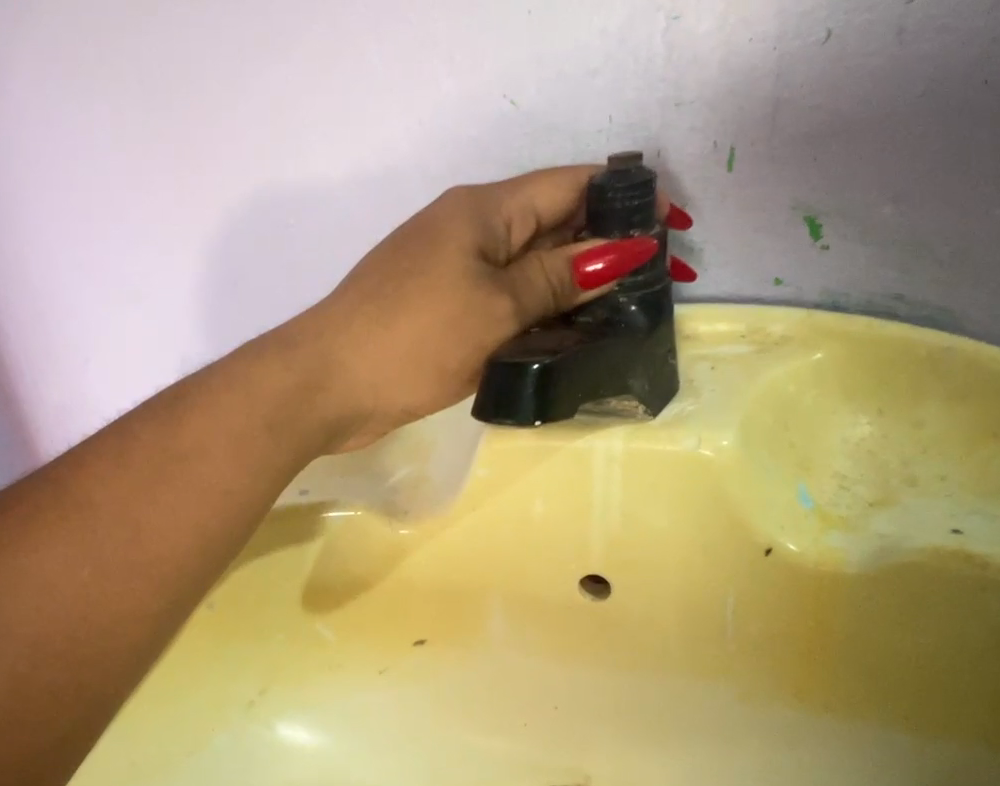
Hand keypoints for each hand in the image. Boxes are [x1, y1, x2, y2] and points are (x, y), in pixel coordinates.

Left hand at [287, 165, 695, 453]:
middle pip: (554, 230)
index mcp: (484, 212)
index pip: (570, 187)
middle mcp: (471, 235)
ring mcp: (454, 279)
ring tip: (630, 323)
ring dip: (575, 296)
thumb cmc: (411, 338)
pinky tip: (574, 349)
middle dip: (607, 255)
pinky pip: (505, 312)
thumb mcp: (495, 306)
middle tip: (661, 292)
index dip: (627, 203)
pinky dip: (538, 325)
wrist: (324, 386)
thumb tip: (623, 251)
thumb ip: (557, 280)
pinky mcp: (443, 319)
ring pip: (530, 277)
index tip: (675, 233)